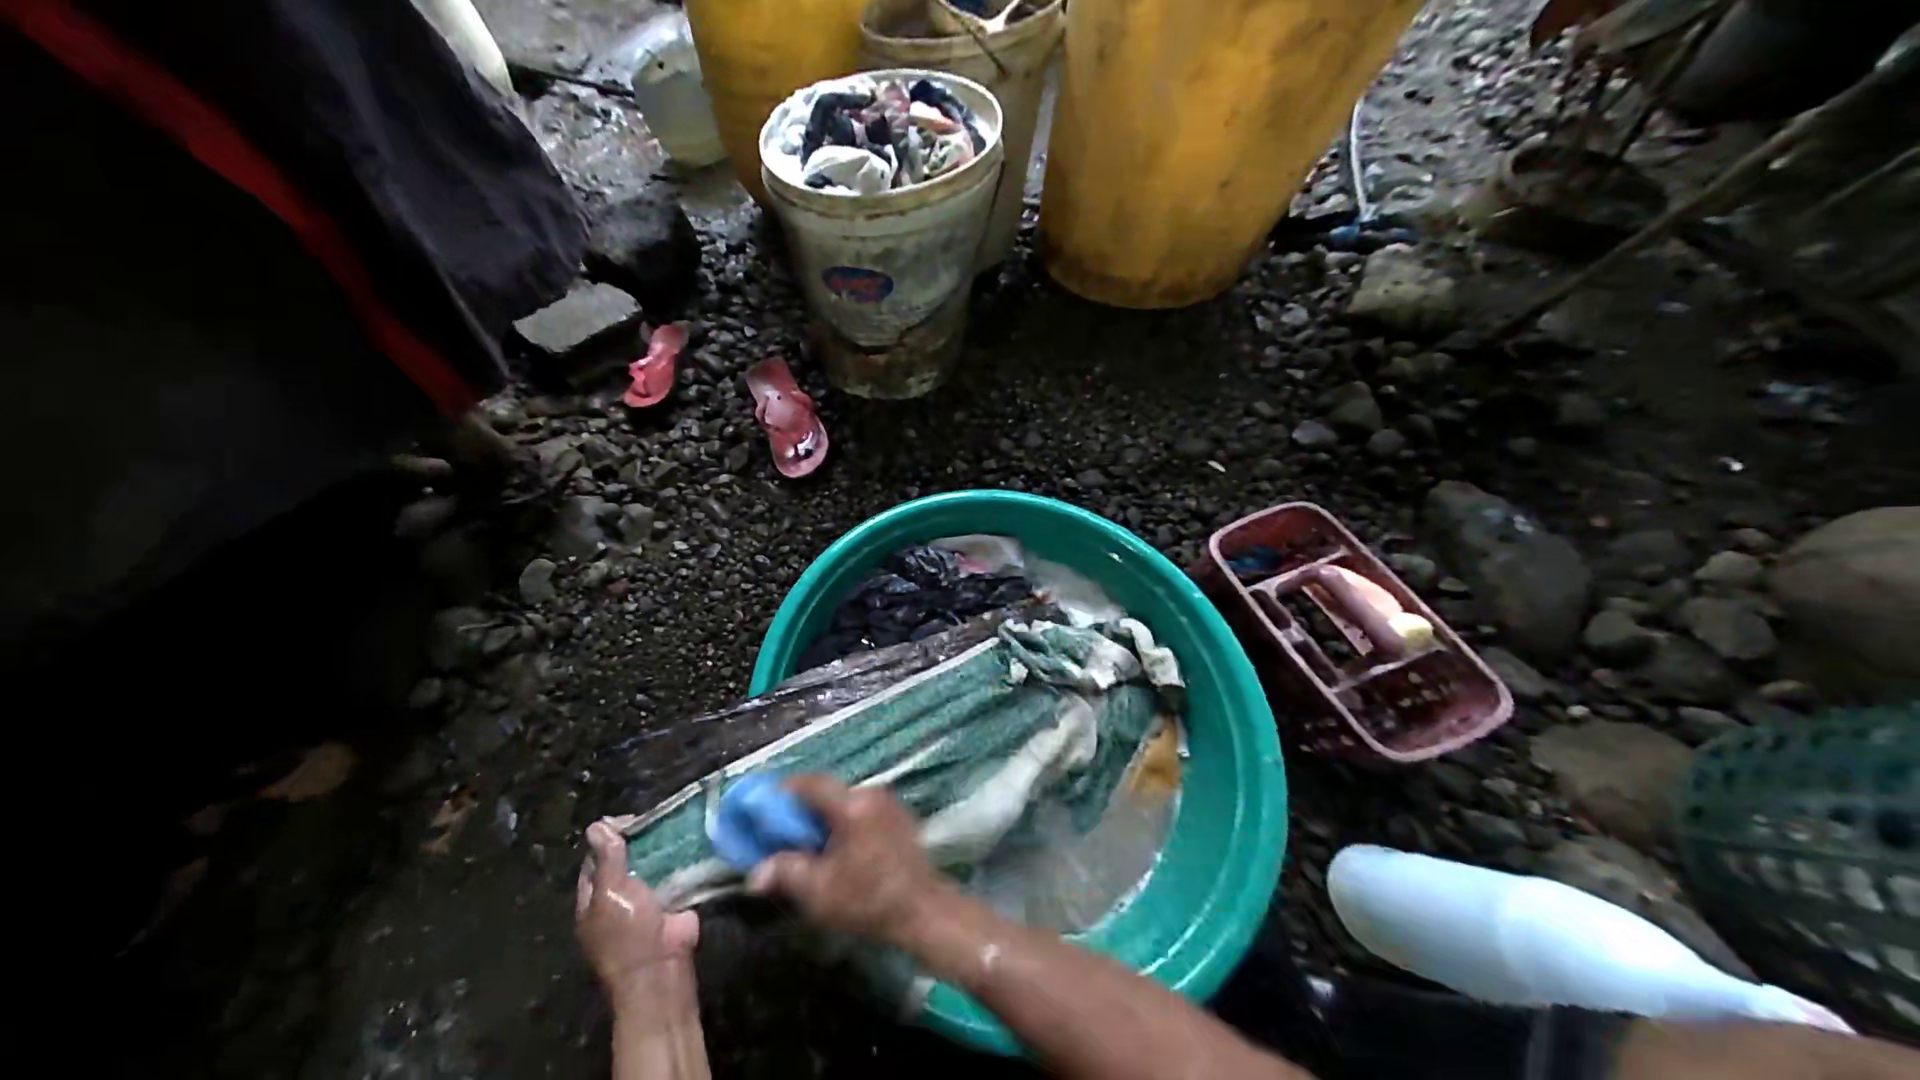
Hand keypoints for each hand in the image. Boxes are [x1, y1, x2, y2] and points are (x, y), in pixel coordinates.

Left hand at [576, 818, 699, 1006]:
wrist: (662, 969)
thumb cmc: (627, 934)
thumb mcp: (610, 893)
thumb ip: (607, 858)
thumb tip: (596, 825)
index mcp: (593, 899)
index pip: (596, 859)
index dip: (609, 837)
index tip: (631, 819)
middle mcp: (618, 897)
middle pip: (627, 858)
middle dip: (641, 839)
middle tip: (659, 817)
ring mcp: (647, 899)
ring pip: (653, 864)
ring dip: (664, 846)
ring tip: (679, 821)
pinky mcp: (674, 900)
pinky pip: (676, 873)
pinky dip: (683, 858)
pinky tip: (694, 839)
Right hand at [743, 775, 944, 941]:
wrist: (924, 912)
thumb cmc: (869, 901)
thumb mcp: (819, 892)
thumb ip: (785, 873)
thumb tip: (756, 874)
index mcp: (852, 805)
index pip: (810, 783)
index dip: (783, 792)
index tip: (764, 809)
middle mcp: (871, 794)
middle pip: (827, 791)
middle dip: (802, 810)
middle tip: (782, 833)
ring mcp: (889, 803)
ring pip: (844, 801)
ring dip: (824, 818)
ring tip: (809, 846)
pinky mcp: (899, 816)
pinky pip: (861, 810)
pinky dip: (844, 822)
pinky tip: (838, 849)